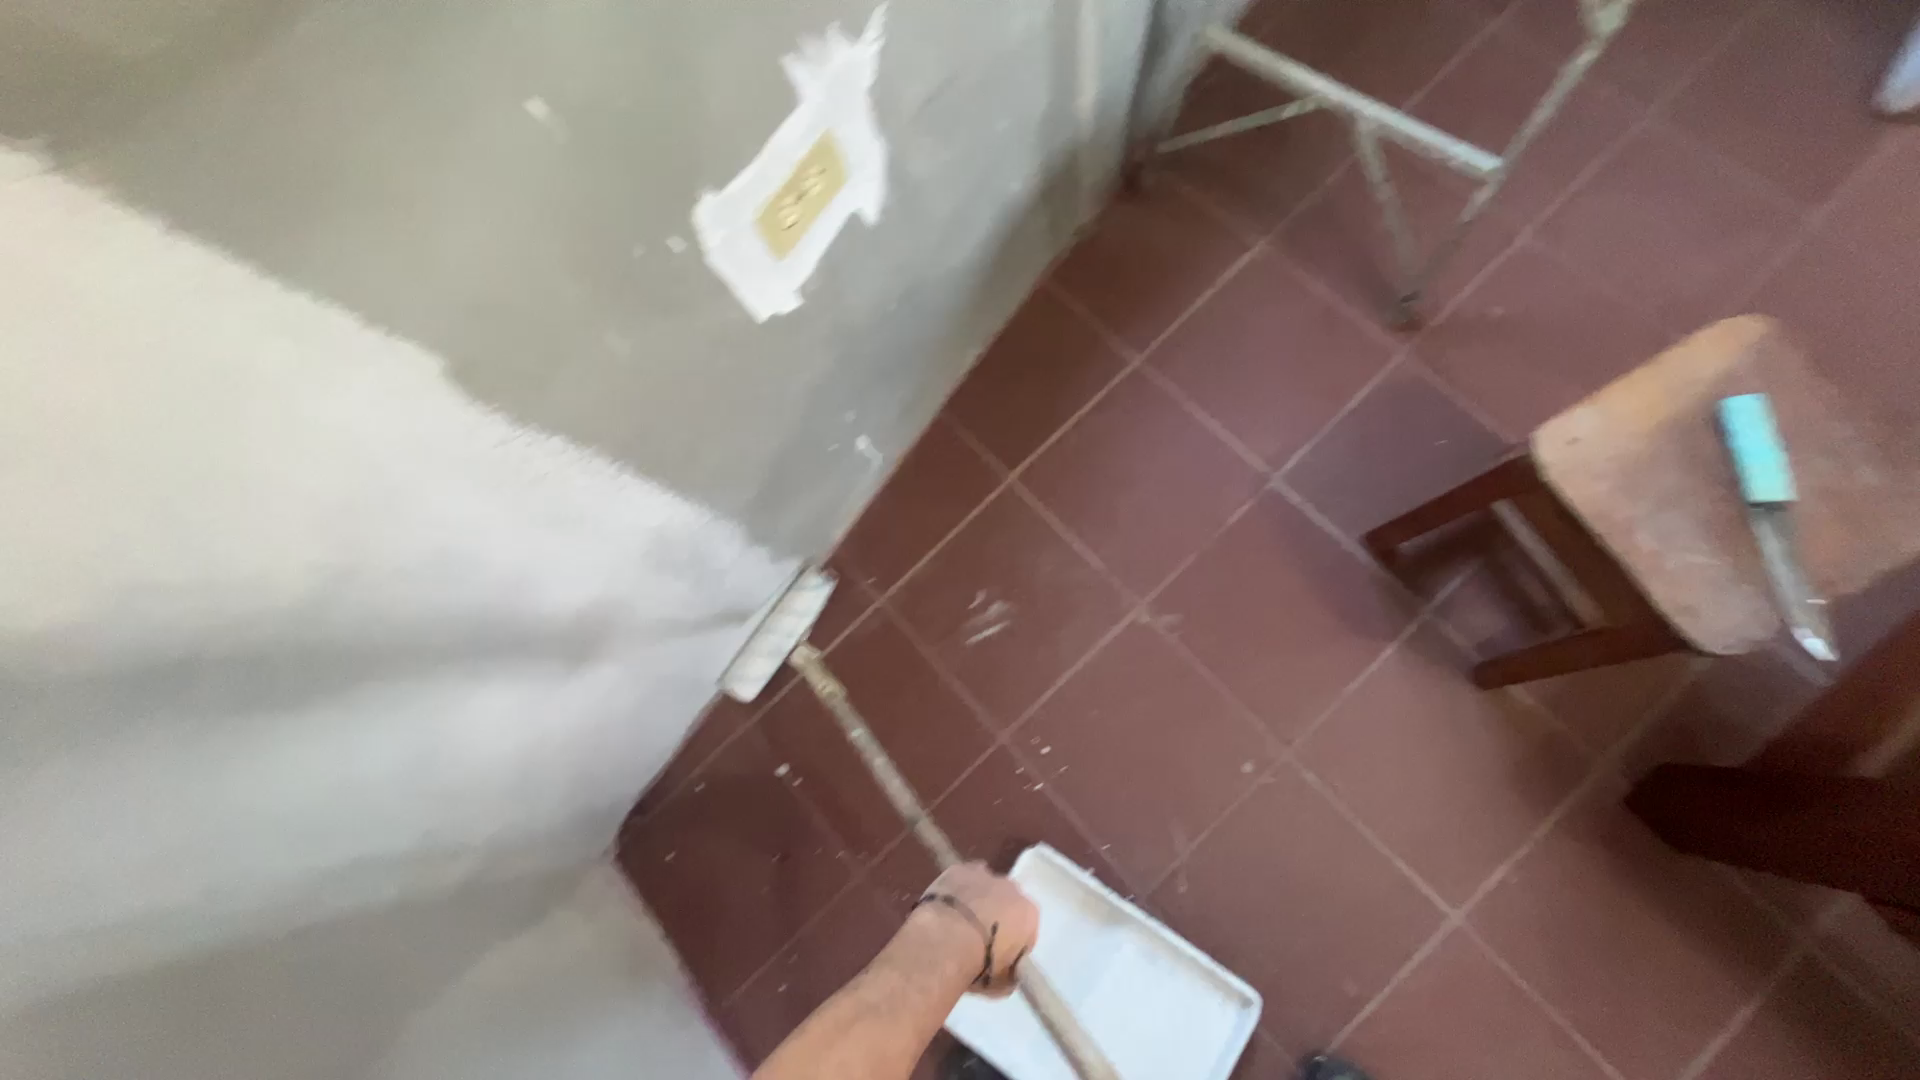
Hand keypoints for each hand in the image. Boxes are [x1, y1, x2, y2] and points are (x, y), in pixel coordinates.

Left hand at [913, 862, 1039, 996]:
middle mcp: (1012, 889)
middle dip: (997, 915)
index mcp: (1029, 915)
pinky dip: (956, 889)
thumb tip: (1006, 973)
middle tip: (979, 938)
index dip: (1014, 942)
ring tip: (960, 921)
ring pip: (985, 885)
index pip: (1027, 928)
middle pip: (1007, 901)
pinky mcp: (958, 869)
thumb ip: (1010, 975)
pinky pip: (962, 877)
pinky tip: (945, 906)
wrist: (947, 940)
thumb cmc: (980, 966)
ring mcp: (985, 875)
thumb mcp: (1002, 985)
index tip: (1000, 956)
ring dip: (978, 898)